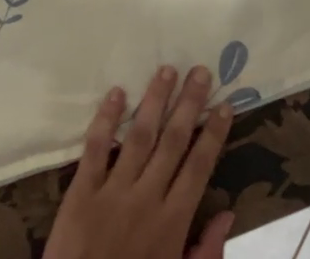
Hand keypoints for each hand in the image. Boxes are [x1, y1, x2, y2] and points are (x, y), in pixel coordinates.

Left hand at [44, 65, 236, 258]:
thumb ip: (206, 249)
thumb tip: (228, 215)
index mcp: (173, 221)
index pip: (199, 167)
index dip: (214, 134)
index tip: (225, 105)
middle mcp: (147, 198)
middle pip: (173, 142)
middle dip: (189, 104)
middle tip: (200, 71)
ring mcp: (113, 192)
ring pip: (139, 136)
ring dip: (155, 100)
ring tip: (166, 70)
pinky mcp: (81, 192)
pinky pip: (95, 149)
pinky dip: (106, 119)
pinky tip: (116, 92)